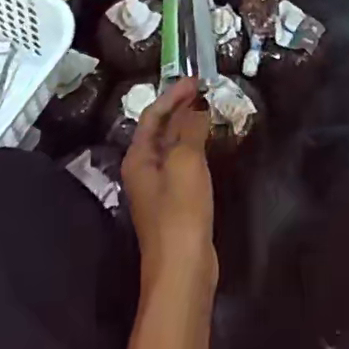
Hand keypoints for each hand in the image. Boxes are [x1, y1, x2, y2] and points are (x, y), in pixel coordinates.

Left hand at [123, 78, 214, 273]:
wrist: (183, 268)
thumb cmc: (180, 210)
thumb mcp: (186, 162)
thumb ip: (190, 129)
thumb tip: (197, 105)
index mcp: (138, 158)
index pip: (153, 115)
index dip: (174, 95)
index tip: (196, 79)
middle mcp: (144, 170)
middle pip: (160, 130)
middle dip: (180, 108)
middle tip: (205, 90)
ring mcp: (159, 188)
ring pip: (172, 146)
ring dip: (188, 126)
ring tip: (210, 110)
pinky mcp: (176, 202)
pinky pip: (183, 163)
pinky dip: (195, 146)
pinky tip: (210, 144)